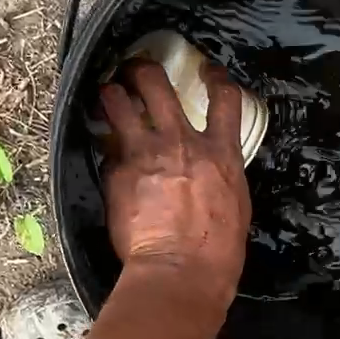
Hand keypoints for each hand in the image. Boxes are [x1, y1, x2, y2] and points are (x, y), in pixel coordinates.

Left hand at [96, 61, 251, 308]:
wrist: (180, 270)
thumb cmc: (217, 249)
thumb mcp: (235, 203)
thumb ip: (219, 173)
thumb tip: (208, 166)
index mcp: (220, 153)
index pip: (224, 98)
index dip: (215, 77)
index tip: (207, 70)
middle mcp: (181, 141)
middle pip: (156, 82)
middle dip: (141, 69)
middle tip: (134, 70)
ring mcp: (144, 153)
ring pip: (116, 100)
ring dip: (110, 95)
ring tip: (107, 97)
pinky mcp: (116, 172)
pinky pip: (105, 147)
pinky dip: (104, 145)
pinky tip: (104, 149)